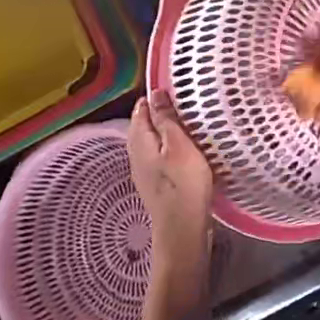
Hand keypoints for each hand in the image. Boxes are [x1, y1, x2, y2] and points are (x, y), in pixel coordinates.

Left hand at [128, 93, 213, 263]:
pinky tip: (177, 151)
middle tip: (175, 103)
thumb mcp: (179, 145)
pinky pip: (154, 157)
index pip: (140, 111)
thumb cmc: (184, 183)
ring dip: (158, 132)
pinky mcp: (152, 185)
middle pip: (140, 127)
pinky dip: (163, 148)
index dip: (152, 98)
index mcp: (140, 141)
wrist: (182, 230)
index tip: (170, 88)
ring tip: (179, 124)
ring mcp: (142, 172)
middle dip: (153, 113)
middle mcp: (135, 154)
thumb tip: (154, 94)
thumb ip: (166, 119)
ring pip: (146, 143)